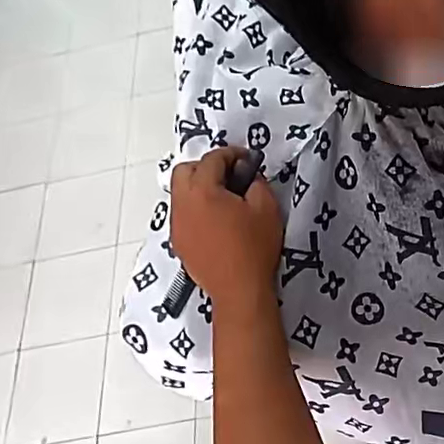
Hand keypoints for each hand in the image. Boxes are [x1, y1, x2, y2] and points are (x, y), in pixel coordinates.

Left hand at [170, 147, 281, 310]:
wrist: (239, 290)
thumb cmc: (255, 247)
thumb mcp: (267, 208)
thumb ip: (257, 183)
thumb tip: (248, 178)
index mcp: (202, 191)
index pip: (212, 159)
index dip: (232, 154)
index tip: (248, 159)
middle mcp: (182, 204)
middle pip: (185, 171)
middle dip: (207, 167)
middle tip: (231, 175)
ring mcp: (177, 225)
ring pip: (181, 193)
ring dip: (199, 188)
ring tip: (225, 199)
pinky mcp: (179, 242)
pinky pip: (183, 214)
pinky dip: (197, 208)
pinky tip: (217, 221)